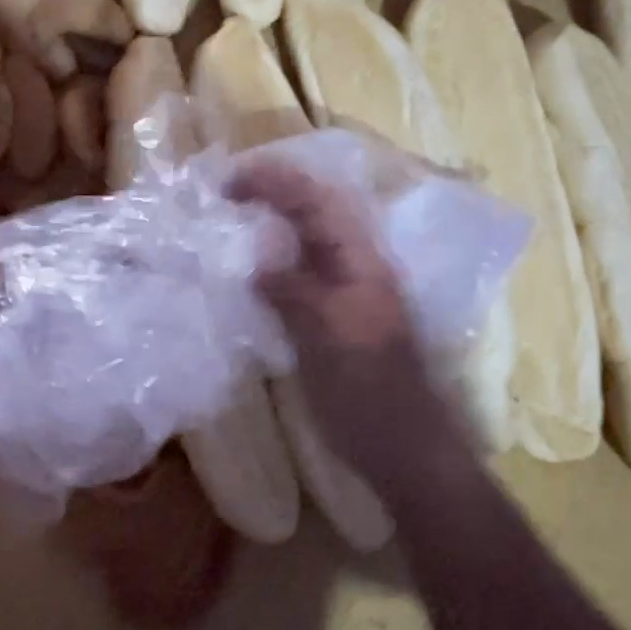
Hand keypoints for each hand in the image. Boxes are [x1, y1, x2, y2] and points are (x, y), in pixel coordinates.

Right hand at [225, 153, 475, 499]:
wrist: (405, 449)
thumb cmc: (369, 392)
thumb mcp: (327, 336)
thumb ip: (292, 291)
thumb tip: (255, 261)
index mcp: (361, 261)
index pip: (316, 199)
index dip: (274, 180)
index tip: (227, 182)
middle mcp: (357, 266)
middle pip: (315, 210)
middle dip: (272, 191)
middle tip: (225, 193)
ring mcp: (348, 293)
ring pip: (308, 240)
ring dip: (272, 222)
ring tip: (231, 221)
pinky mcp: (336, 320)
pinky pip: (301, 274)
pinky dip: (273, 261)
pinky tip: (249, 273)